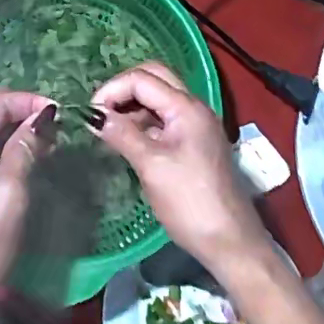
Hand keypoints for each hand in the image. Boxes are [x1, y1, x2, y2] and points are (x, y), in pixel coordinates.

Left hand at [0, 88, 55, 305]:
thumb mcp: (10, 188)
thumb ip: (26, 147)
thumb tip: (45, 117)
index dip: (27, 100)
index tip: (61, 109)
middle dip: (19, 109)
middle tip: (55, 120)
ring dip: (14, 128)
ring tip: (48, 135)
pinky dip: (4, 146)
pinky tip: (26, 154)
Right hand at [90, 62, 276, 274]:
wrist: (232, 245)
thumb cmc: (190, 202)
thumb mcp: (151, 166)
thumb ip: (121, 134)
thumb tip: (93, 115)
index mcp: (186, 108)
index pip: (141, 79)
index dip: (112, 90)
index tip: (91, 114)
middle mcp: (193, 108)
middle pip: (153, 78)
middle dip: (123, 89)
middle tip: (100, 111)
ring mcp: (196, 125)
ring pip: (158, 97)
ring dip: (131, 105)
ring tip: (108, 127)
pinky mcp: (194, 143)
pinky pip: (163, 118)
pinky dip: (142, 121)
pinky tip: (126, 139)